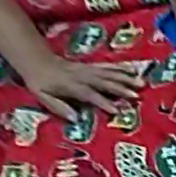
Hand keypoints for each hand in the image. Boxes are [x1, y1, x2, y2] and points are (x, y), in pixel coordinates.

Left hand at [20, 58, 143, 121]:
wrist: (34, 57)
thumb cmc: (39, 81)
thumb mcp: (41, 95)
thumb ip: (58, 107)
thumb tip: (75, 119)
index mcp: (70, 85)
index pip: (88, 94)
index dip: (102, 102)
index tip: (117, 112)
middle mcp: (81, 76)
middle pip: (103, 82)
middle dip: (120, 88)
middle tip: (136, 96)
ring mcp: (87, 69)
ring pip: (108, 73)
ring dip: (125, 78)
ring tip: (141, 83)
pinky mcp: (90, 66)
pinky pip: (107, 67)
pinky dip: (121, 69)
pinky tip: (133, 71)